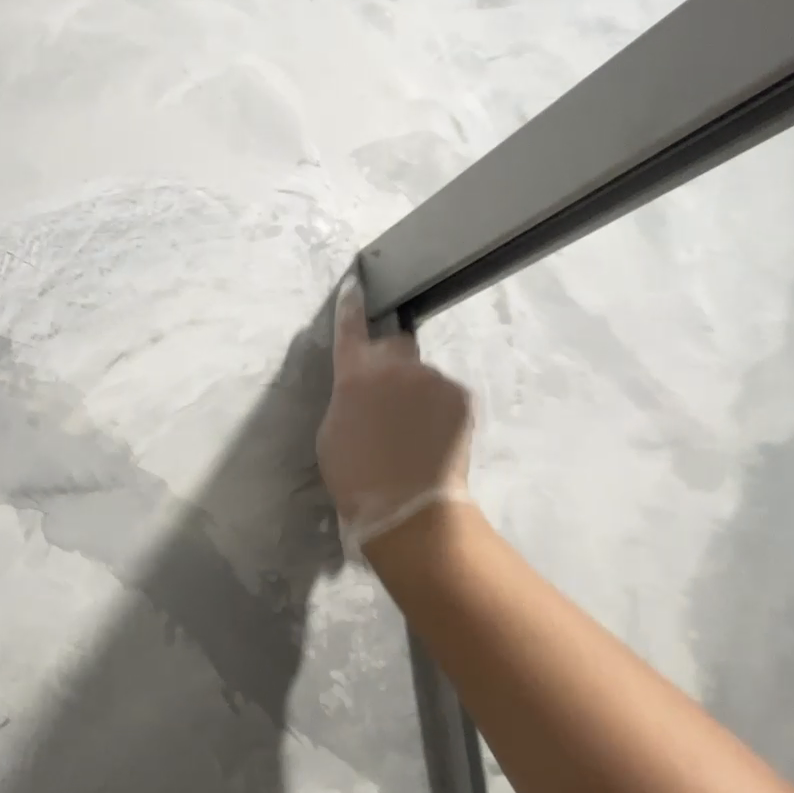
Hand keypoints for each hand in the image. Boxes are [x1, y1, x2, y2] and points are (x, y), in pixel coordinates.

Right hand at [315, 274, 473, 556]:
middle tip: (390, 400)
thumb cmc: (355, 479)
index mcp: (354, 375)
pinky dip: (440, 409)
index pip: (351, 328)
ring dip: (418, 392)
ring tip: (413, 432)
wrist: (406, 508)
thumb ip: (347, 397)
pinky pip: (446, 393)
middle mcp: (394, 365)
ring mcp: (432, 378)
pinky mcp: (461, 394)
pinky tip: (433, 437)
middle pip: (396, 345)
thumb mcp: (332, 434)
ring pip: (423, 374)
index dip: (352, 306)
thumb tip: (362, 388)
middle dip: (392, 362)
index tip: (357, 284)